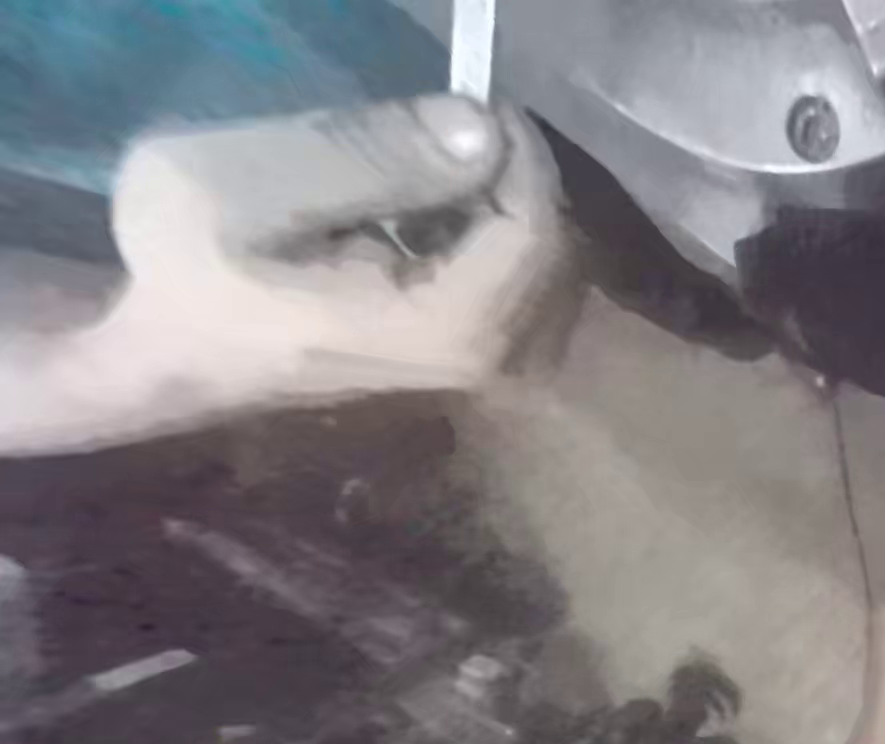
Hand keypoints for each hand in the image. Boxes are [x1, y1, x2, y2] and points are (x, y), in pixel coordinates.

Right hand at [96, 95, 565, 408]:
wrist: (200, 367)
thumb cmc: (196, 279)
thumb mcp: (235, 186)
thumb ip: (370, 155)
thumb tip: (480, 127)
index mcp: (458, 328)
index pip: (536, 234)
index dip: (525, 161)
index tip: (488, 99)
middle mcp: (505, 358)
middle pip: (555, 253)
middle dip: (518, 180)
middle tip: (463, 123)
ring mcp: (507, 369)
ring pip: (550, 270)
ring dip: (509, 208)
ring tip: (441, 165)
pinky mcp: (496, 362)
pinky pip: (529, 288)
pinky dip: (499, 240)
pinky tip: (442, 216)